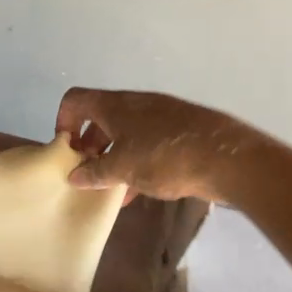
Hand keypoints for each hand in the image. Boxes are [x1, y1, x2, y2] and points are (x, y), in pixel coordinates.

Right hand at [54, 88, 261, 201]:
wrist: (228, 159)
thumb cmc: (164, 157)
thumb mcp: (122, 169)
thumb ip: (95, 172)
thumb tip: (74, 176)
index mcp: (115, 106)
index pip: (75, 100)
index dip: (63, 121)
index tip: (66, 150)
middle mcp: (136, 105)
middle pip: (100, 118)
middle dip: (89, 145)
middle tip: (86, 172)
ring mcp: (160, 117)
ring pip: (125, 134)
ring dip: (113, 157)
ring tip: (110, 187)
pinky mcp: (180, 132)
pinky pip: (147, 144)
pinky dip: (136, 162)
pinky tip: (137, 191)